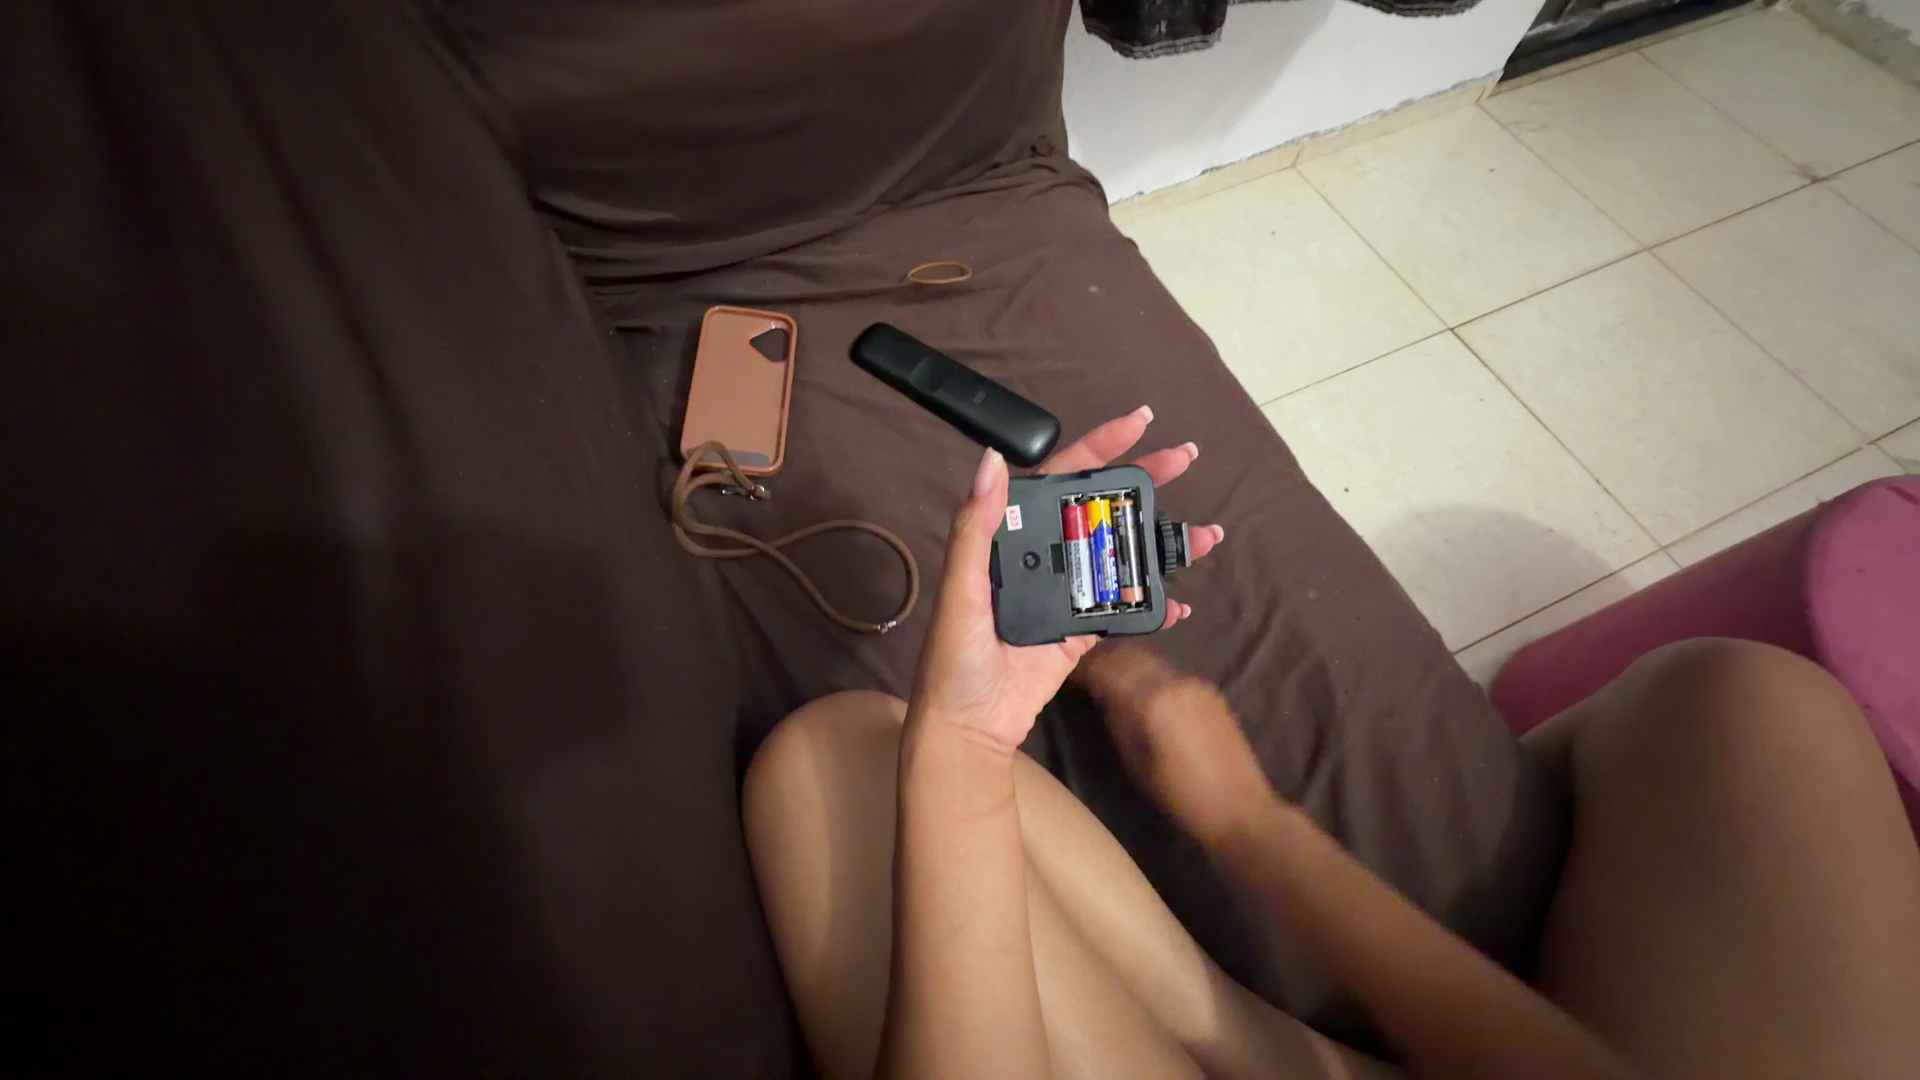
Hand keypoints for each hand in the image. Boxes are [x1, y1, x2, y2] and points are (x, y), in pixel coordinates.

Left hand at [908, 407, 1225, 752]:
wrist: (968, 726)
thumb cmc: (955, 655)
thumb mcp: (961, 588)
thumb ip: (975, 527)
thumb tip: (992, 458)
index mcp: (1011, 538)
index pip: (1058, 480)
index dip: (1097, 448)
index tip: (1140, 423)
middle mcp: (1042, 557)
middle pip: (1099, 509)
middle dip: (1143, 482)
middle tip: (1187, 458)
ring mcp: (1066, 594)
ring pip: (1120, 556)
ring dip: (1161, 543)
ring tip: (1205, 535)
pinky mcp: (1080, 632)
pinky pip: (1123, 609)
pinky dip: (1153, 604)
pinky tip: (1180, 601)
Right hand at [1076, 644, 1277, 846]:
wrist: (1238, 808)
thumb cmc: (1178, 794)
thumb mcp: (1134, 759)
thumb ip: (1116, 717)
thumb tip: (1100, 693)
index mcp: (1151, 699)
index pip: (1106, 667)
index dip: (1082, 666)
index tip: (1064, 668)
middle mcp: (1173, 680)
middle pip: (1128, 653)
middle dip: (1101, 657)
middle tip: (1080, 667)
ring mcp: (1194, 681)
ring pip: (1148, 658)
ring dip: (1123, 661)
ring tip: (1104, 674)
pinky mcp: (1207, 690)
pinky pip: (1167, 670)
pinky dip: (1145, 671)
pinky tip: (1137, 687)